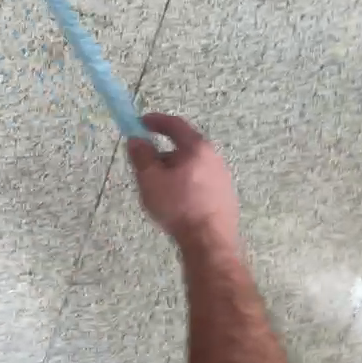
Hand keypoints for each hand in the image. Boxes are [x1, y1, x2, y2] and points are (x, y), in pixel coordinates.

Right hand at [127, 113, 239, 251]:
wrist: (210, 242)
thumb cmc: (177, 205)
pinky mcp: (225, 196)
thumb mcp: (149, 178)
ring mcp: (223, 177)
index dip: (155, 120)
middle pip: (185, 145)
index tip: (139, 122)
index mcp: (196, 148)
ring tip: (158, 185)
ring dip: (174, 168)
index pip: (175, 124)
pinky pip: (200, 179)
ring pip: (192, 164)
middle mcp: (214, 158)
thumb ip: (141, 155)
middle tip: (146, 161)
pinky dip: (185, 181)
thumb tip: (136, 140)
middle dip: (162, 150)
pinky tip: (176, 199)